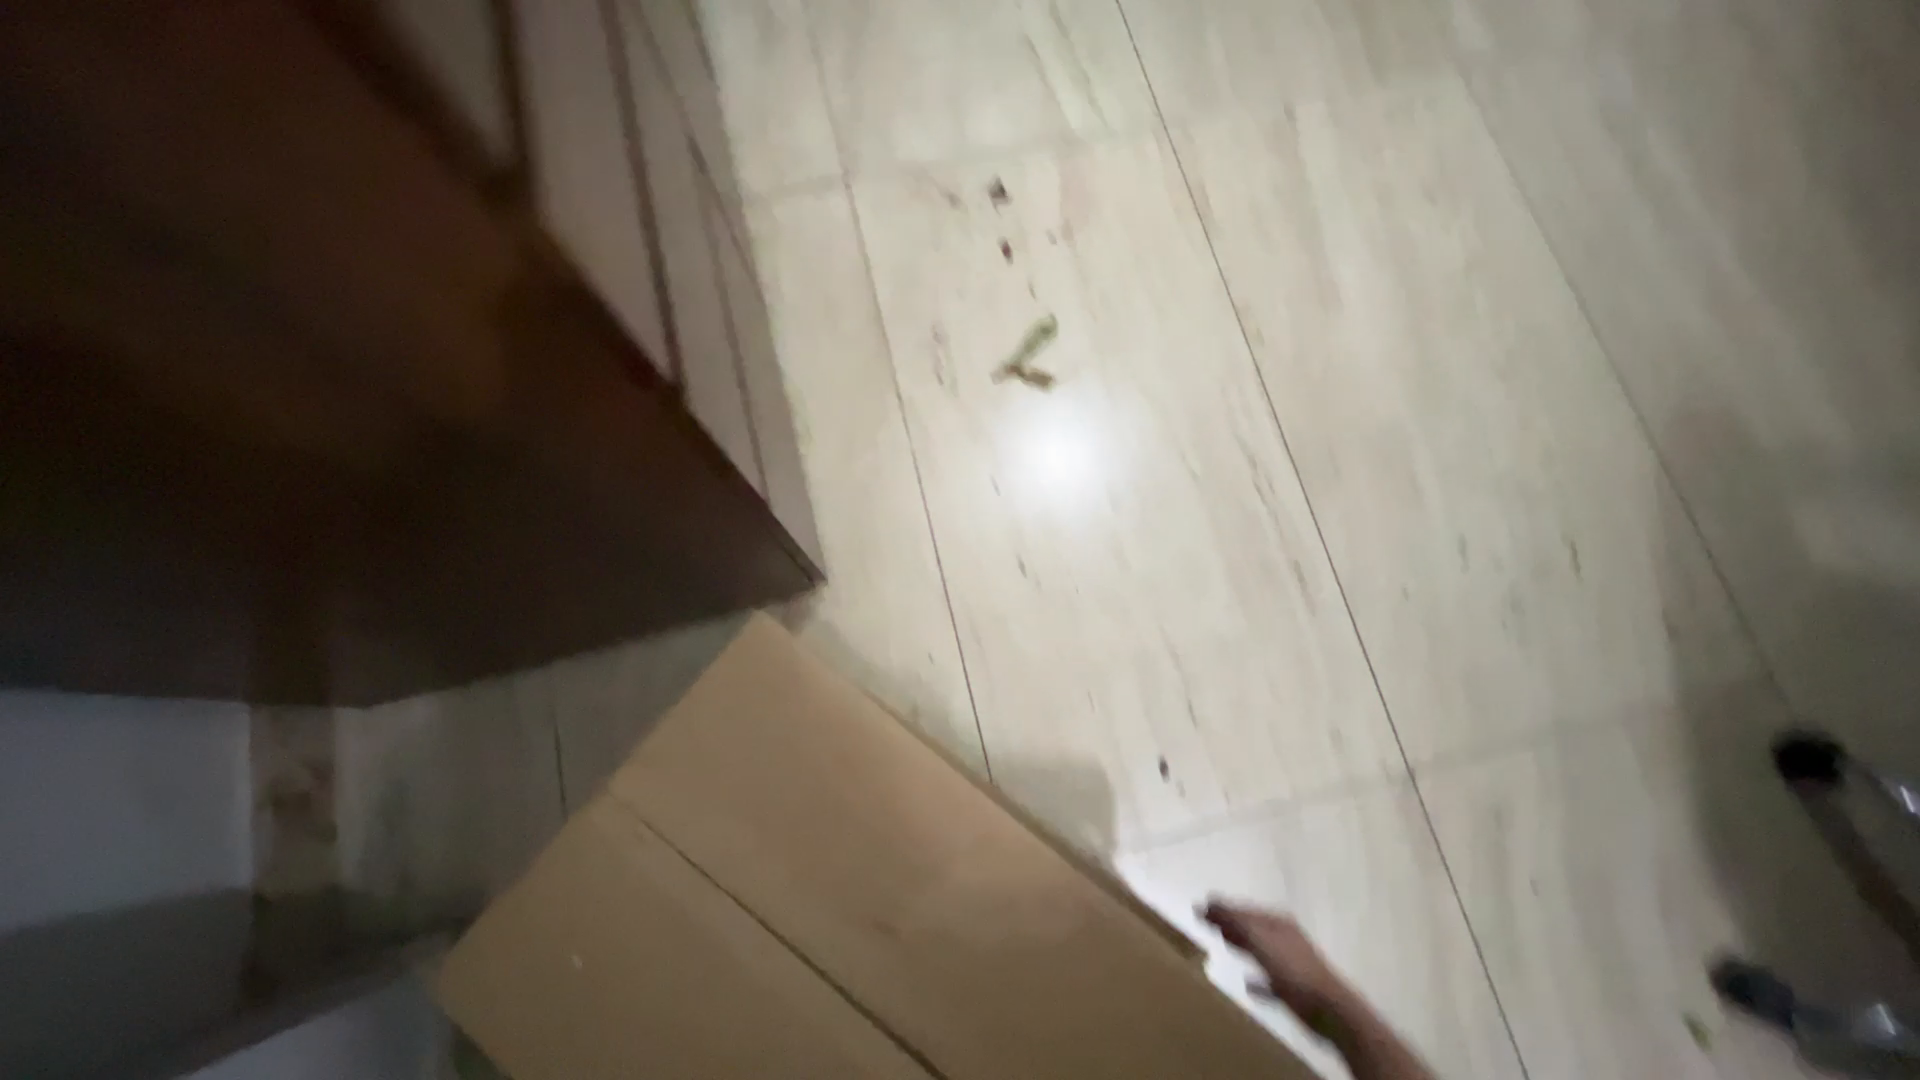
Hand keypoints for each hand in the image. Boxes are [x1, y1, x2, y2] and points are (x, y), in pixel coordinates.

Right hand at [1202, 900, 1353, 1032]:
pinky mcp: (1295, 989)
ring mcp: (1292, 963)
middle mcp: (1285, 938)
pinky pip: (1268, 980)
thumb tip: (1208, 900)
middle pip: (1251, 927)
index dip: (1221, 908)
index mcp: (1277, 923)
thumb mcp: (1260, 942)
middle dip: (1230, 924)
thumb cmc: (1294, 972)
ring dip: (1242, 946)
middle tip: (1206, 922)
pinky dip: (1257, 980)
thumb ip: (1235, 922)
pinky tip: (1247, 985)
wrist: (1332, 1012)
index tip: (1199, 908)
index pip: (1243, 910)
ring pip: (1259, 950)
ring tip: (1223, 944)